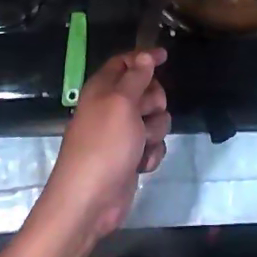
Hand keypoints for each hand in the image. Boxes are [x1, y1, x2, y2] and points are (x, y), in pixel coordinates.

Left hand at [37, 48, 169, 237]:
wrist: (90, 200)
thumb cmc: (104, 145)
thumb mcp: (121, 103)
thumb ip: (135, 77)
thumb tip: (145, 56)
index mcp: (103, 88)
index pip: (125, 62)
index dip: (144, 58)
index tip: (166, 56)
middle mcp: (112, 107)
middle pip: (146, 90)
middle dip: (153, 102)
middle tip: (145, 113)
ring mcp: (122, 134)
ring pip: (154, 119)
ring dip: (153, 132)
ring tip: (140, 145)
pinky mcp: (131, 156)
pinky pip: (153, 145)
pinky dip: (151, 154)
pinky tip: (141, 165)